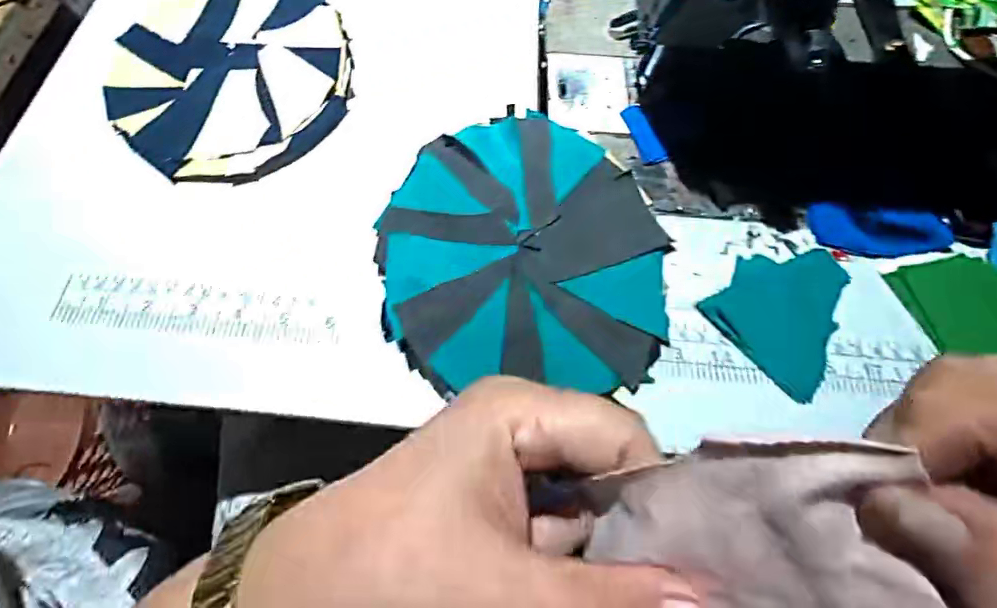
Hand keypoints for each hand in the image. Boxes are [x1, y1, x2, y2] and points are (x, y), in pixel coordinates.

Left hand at [230, 377, 696, 607]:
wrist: (286, 607)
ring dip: (598, 562)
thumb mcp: (506, 590)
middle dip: (629, 537)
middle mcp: (518, 424)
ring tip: (608, 587)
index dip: (657, 494)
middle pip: (604, 471)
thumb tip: (710, 596)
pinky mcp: (489, 508)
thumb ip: (607, 598)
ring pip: (581, 511)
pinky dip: (565, 571)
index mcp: (520, 409)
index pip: (620, 433)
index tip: (693, 562)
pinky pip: (550, 535)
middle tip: (665, 588)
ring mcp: (503, 466)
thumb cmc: (394, 578)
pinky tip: (569, 591)